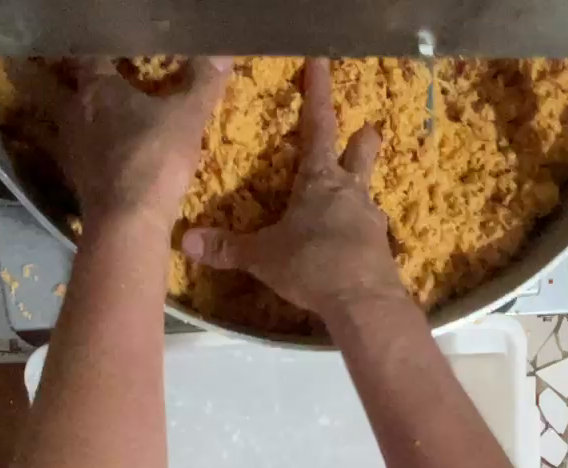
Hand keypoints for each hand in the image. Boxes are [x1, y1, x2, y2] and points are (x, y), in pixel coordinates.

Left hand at [50, 57, 230, 229]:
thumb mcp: (188, 119)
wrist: (128, 223)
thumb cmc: (155, 160)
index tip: (129, 57)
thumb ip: (203, 84)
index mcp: (96, 87)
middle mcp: (74, 113)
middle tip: (130, 96)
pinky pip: (90, 162)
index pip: (95, 55)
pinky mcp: (77, 184)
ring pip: (85, 129)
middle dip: (106, 93)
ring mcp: (72, 151)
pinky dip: (104, 161)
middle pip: (87, 92)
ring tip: (127, 135)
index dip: (113, 53)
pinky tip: (123, 169)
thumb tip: (222, 55)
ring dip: (102, 129)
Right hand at [179, 58, 407, 315]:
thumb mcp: (264, 257)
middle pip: (359, 155)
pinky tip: (354, 247)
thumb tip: (186, 240)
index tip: (319, 65)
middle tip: (367, 129)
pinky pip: (369, 235)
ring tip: (351, 201)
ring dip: (359, 193)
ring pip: (366, 196)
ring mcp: (370, 222)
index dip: (317, 94)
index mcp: (318, 180)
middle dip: (360, 141)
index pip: (317, 126)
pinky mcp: (381, 252)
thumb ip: (229, 248)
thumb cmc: (312, 265)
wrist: (363, 302)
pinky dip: (361, 235)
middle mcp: (349, 193)